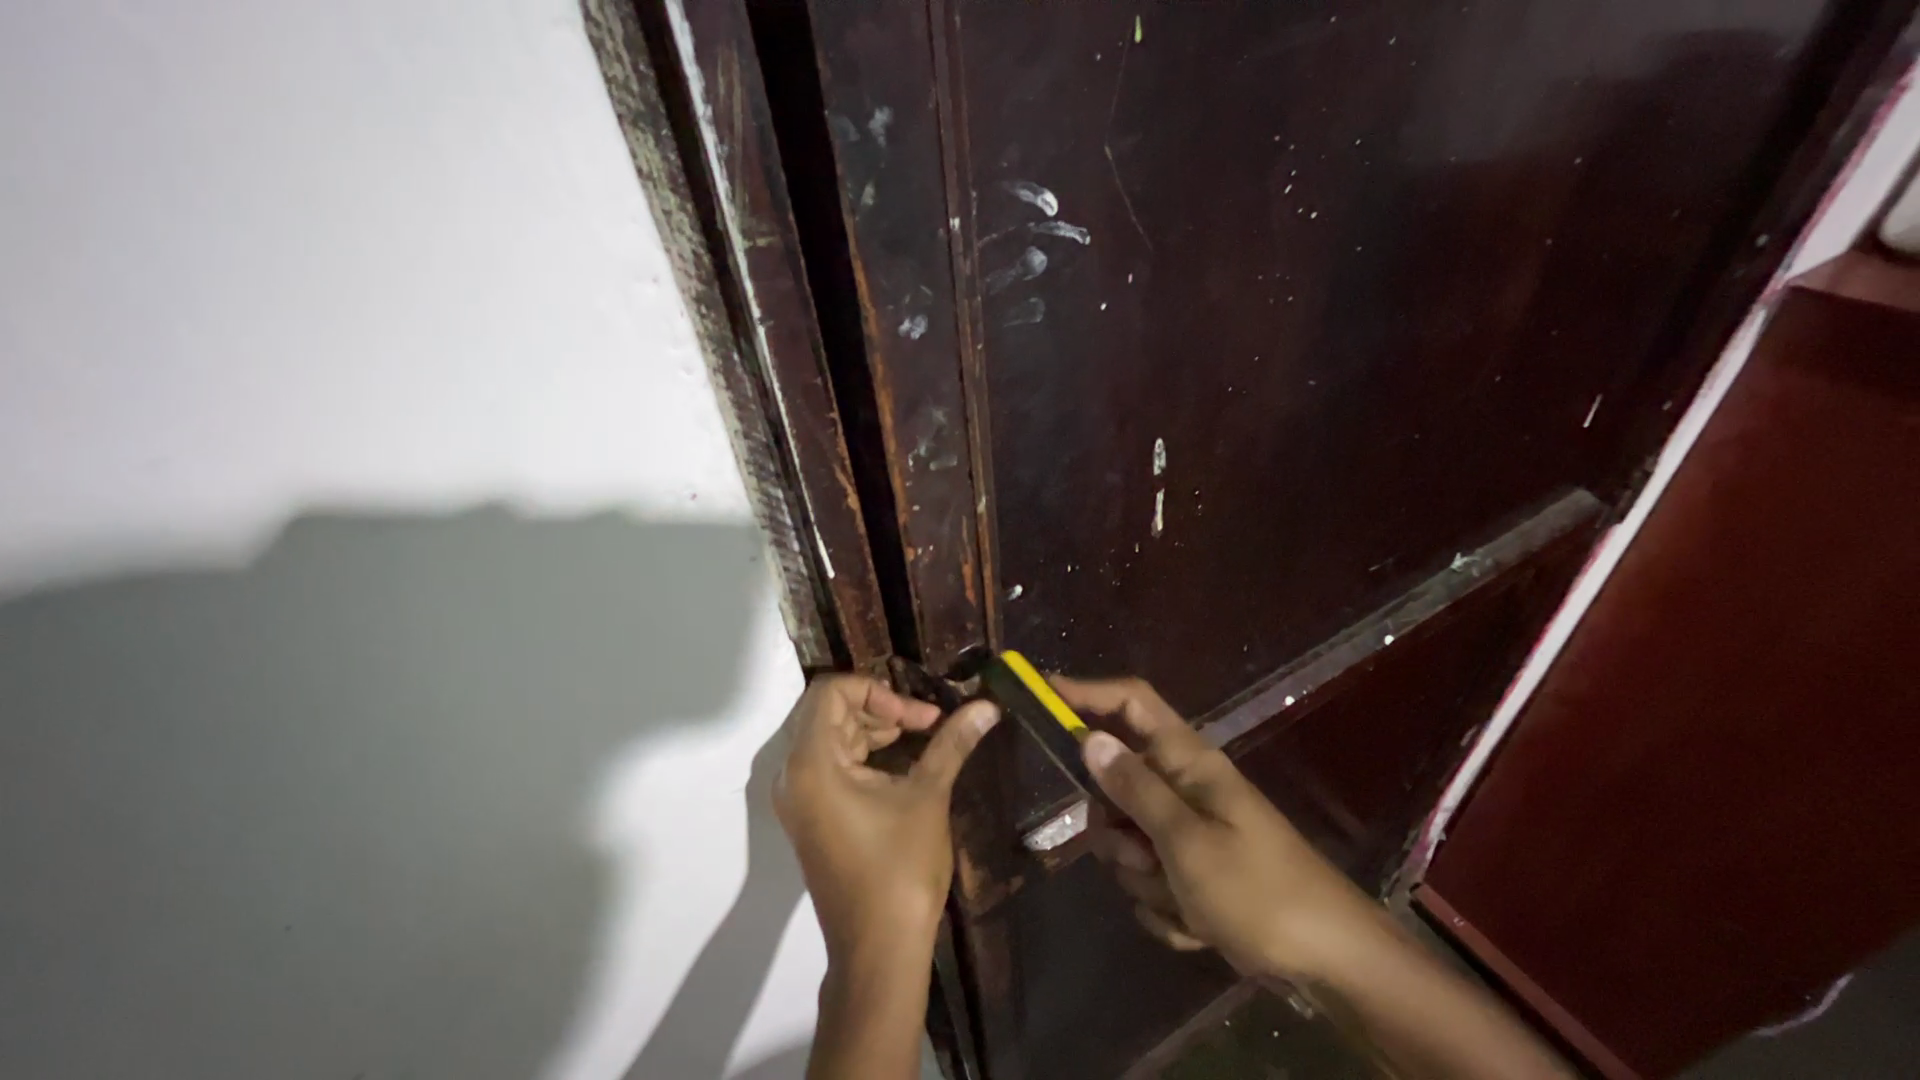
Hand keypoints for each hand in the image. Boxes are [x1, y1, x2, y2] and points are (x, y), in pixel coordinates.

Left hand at [772, 674, 999, 963]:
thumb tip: (988, 706)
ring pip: (830, 738)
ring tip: (921, 741)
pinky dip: (863, 756)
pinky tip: (901, 768)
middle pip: (829, 712)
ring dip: (873, 731)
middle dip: (880, 710)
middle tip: (928, 725)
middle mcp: (793, 775)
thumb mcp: (928, 796)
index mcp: (811, 763)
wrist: (877, 948)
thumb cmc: (899, 869)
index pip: (831, 691)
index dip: (877, 692)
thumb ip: (952, 743)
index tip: (919, 717)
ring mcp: (798, 799)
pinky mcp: (810, 818)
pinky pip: (830, 767)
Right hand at [1056, 676, 1381, 979]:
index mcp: (1188, 763)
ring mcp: (1190, 833)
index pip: (1132, 703)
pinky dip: (1166, 909)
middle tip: (1141, 856)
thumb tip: (1089, 738)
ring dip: (1144, 878)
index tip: (1039, 694)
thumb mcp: (1186, 841)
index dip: (1086, 692)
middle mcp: (1185, 789)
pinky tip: (1197, 926)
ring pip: (1128, 841)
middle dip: (1115, 829)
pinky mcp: (1194, 874)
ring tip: (1183, 901)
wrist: (1330, 963)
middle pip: (1115, 785)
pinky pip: (1151, 882)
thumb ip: (1134, 789)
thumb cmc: (1259, 891)